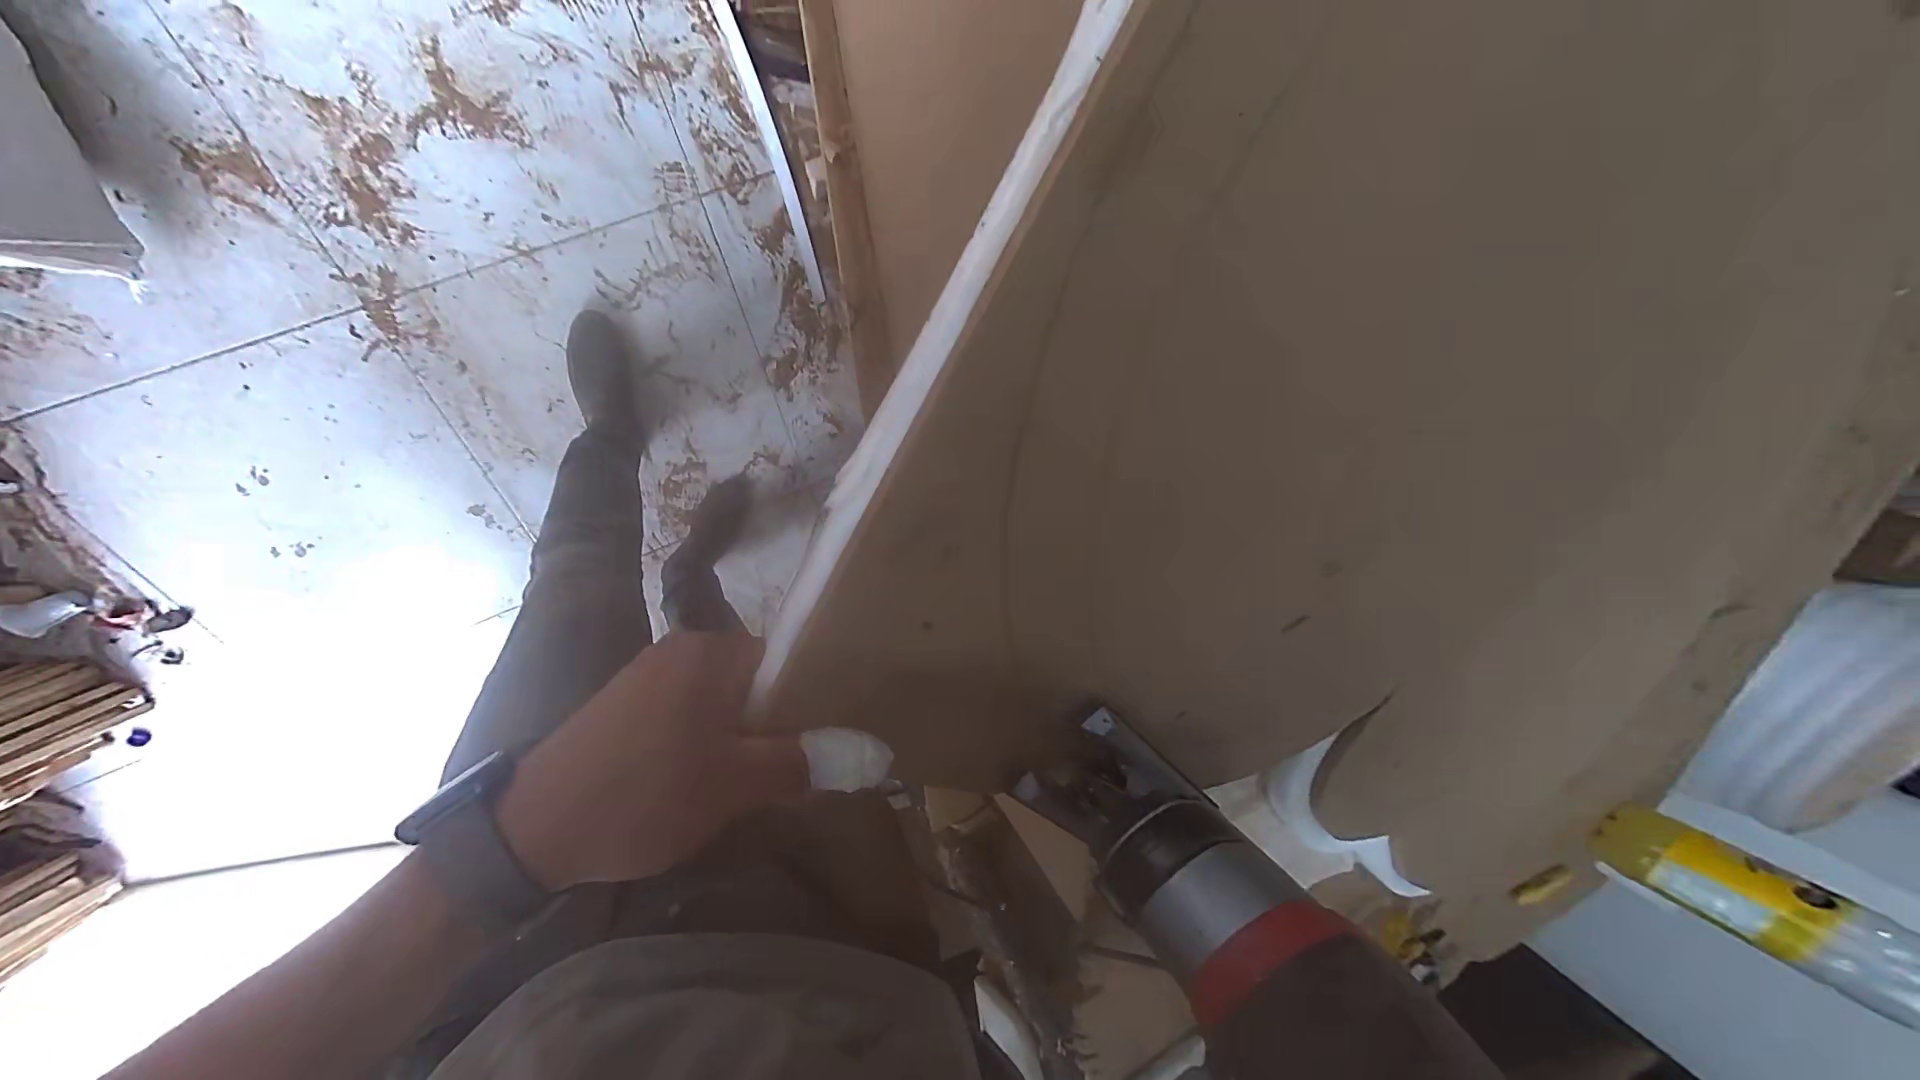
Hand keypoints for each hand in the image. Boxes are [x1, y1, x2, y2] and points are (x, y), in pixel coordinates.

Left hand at [494, 632, 808, 890]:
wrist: (528, 831)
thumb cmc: (643, 796)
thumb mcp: (732, 786)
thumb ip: (800, 763)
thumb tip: (868, 754)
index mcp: (712, 652)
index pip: (788, 662)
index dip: (813, 702)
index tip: (823, 745)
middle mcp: (683, 648)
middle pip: (757, 680)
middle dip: (777, 725)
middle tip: (787, 773)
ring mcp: (651, 672)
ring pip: (724, 698)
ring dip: (743, 735)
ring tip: (745, 782)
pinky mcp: (628, 699)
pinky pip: (691, 709)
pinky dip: (709, 738)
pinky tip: (701, 778)